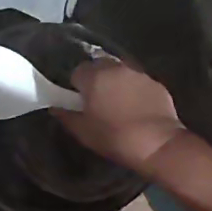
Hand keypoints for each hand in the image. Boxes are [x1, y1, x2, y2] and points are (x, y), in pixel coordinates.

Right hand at [51, 59, 187, 173]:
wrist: (156, 144)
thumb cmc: (114, 137)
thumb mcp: (84, 132)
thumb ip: (67, 117)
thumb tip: (55, 109)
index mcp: (94, 77)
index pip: (77, 71)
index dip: (76, 86)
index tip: (80, 102)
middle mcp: (116, 68)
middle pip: (100, 66)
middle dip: (96, 80)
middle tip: (97, 102)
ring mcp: (139, 74)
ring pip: (120, 73)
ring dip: (116, 84)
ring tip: (118, 106)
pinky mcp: (156, 84)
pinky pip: (138, 82)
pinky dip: (134, 91)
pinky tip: (137, 109)